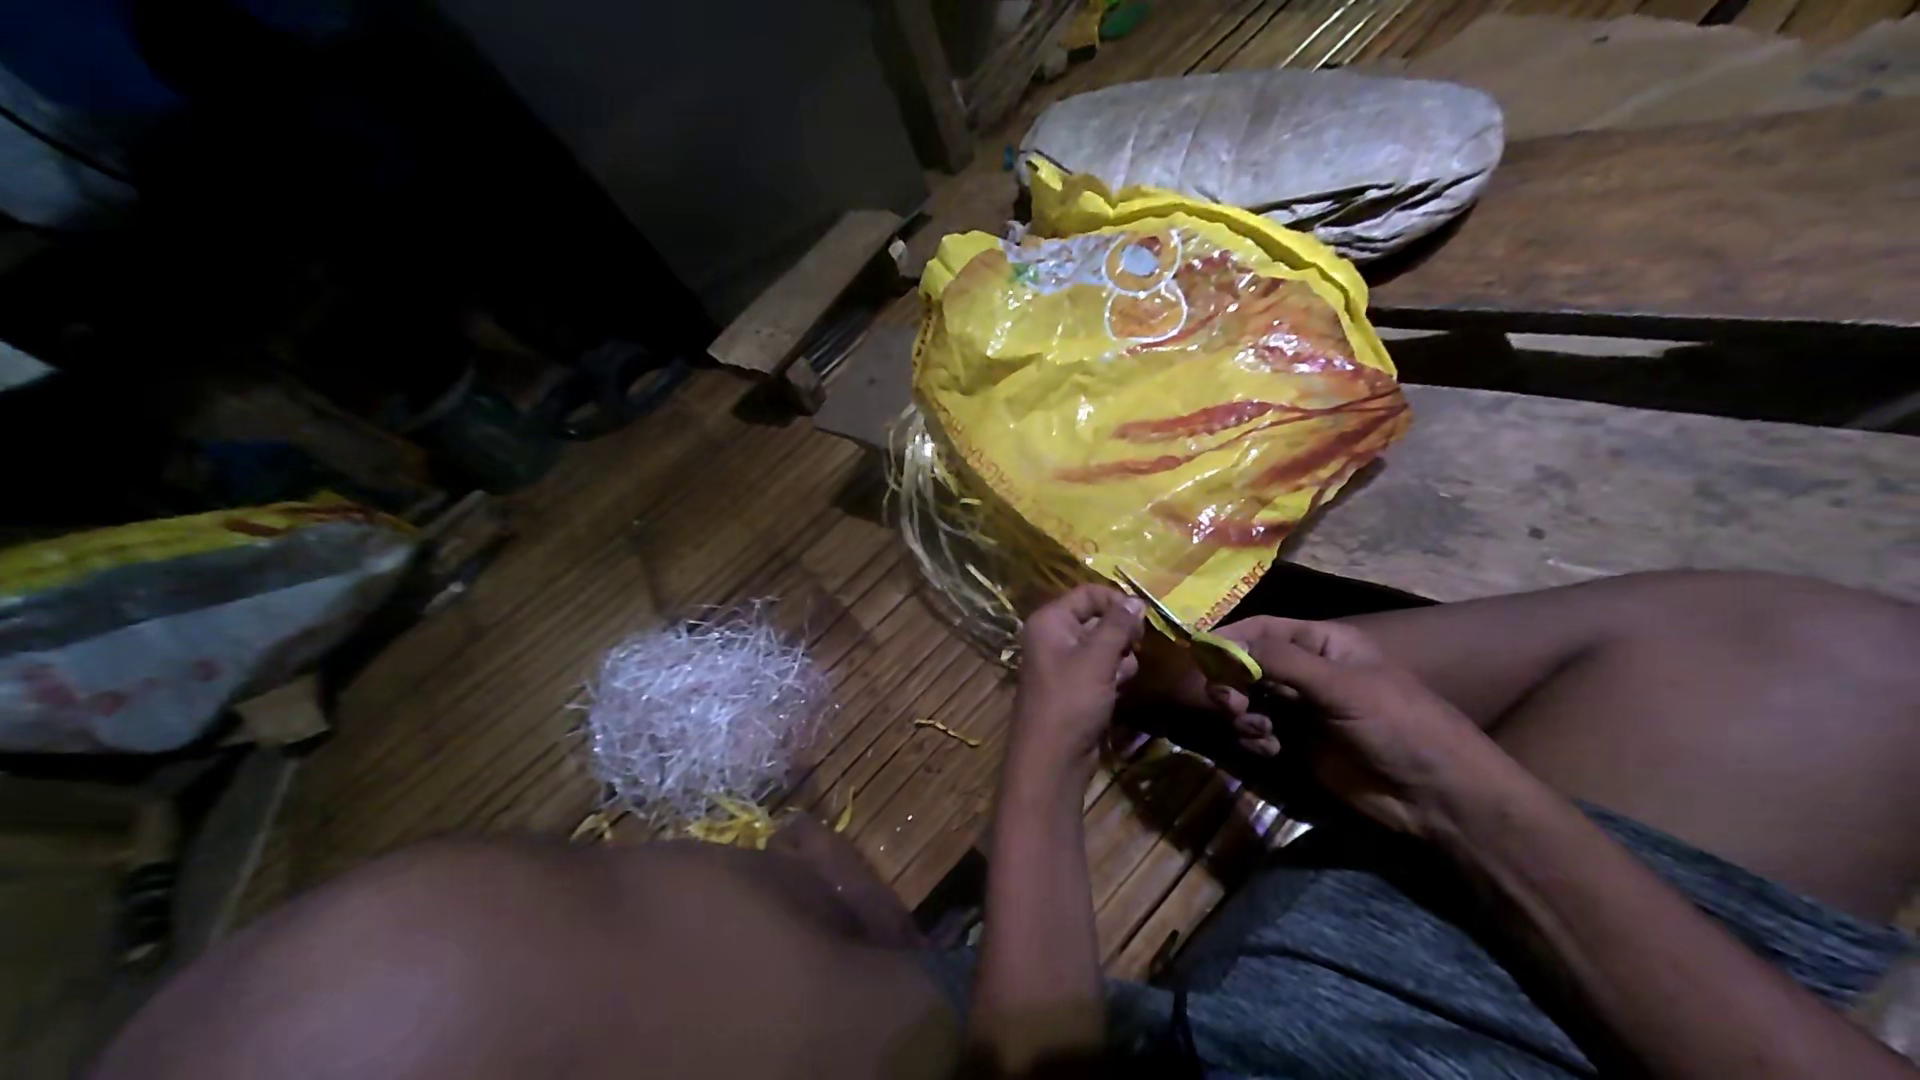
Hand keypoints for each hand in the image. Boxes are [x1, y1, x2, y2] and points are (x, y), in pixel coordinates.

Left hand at [1011, 585, 1145, 775]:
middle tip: (1134, 649)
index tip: (1142, 620)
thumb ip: (1118, 626)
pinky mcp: (1075, 686)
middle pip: (1097, 618)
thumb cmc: (1071, 701)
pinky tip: (1118, 689)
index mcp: (1049, 621)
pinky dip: (1113, 675)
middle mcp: (1053, 636)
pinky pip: (1100, 668)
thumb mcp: (1097, 658)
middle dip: (1120, 633)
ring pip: (1103, 645)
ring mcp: (1063, 662)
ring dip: (1119, 657)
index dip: (1116, 602)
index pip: (1088, 594)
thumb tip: (1136, 600)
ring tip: (1119, 676)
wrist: (1052, 759)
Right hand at [1207, 618, 1506, 837]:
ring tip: (1259, 732)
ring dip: (1242, 715)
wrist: (1437, 797)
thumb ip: (1282, 662)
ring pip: (1247, 700)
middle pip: (1247, 665)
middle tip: (1228, 704)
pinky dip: (1254, 739)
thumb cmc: (1398, 725)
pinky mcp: (1297, 744)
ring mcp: (1301, 709)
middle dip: (1232, 682)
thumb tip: (1222, 643)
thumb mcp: (1341, 686)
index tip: (1197, 653)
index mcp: (1323, 644)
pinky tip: (1271, 750)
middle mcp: (1307, 672)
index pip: (1263, 629)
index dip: (1229, 638)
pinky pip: (1257, 732)